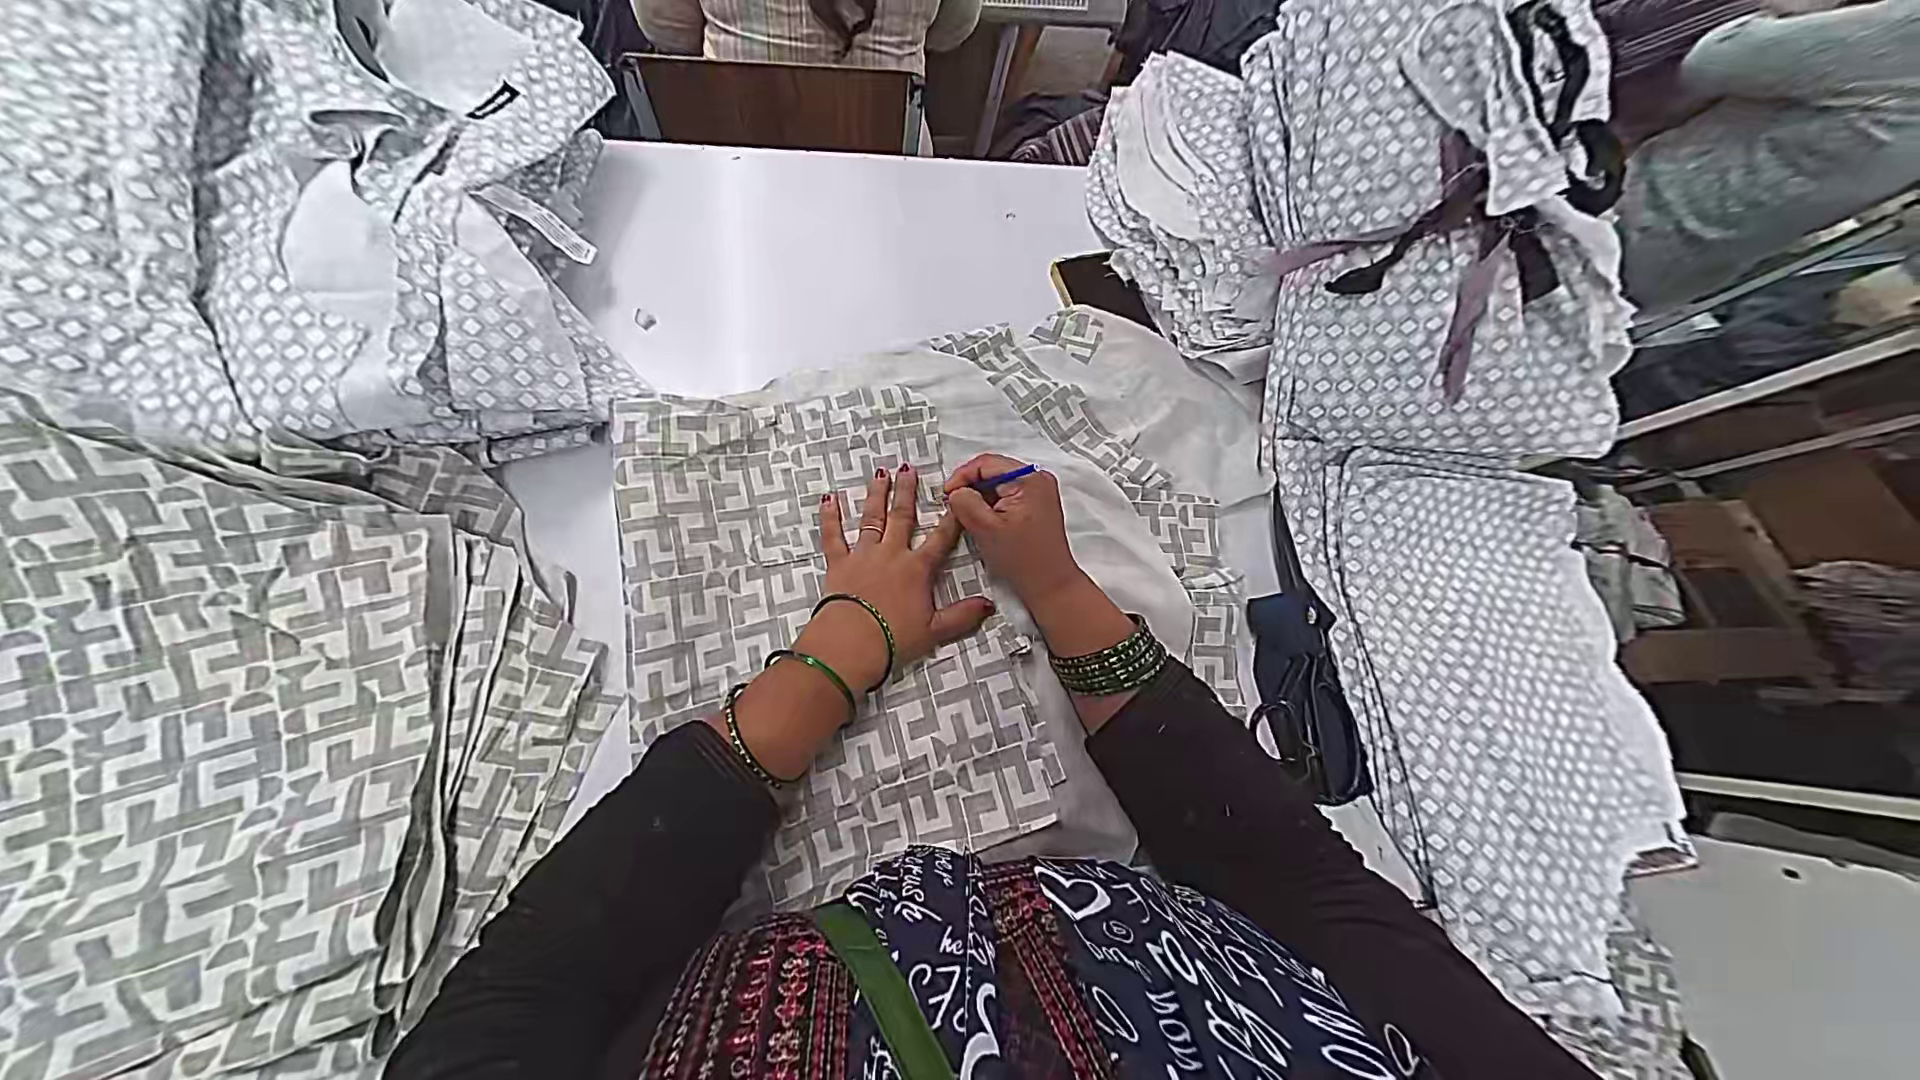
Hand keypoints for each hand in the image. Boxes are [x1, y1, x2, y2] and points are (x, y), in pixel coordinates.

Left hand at [803, 464, 995, 689]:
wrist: (852, 643)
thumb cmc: (893, 639)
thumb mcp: (935, 630)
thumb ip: (962, 616)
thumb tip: (988, 606)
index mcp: (917, 569)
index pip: (940, 538)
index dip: (950, 518)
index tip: (955, 499)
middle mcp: (891, 555)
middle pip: (902, 517)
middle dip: (906, 491)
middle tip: (909, 469)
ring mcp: (863, 556)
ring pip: (871, 518)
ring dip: (876, 495)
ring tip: (880, 474)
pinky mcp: (838, 564)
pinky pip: (833, 536)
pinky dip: (830, 517)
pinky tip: (829, 499)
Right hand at [941, 454, 1085, 611]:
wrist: (1049, 583)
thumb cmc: (1025, 560)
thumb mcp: (985, 528)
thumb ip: (965, 502)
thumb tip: (956, 491)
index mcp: (1029, 479)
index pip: (986, 463)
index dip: (961, 476)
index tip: (948, 493)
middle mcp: (1038, 479)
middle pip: (992, 471)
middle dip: (971, 488)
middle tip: (956, 506)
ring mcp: (1039, 491)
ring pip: (998, 483)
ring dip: (981, 498)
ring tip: (972, 518)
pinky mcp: (1037, 503)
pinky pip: (1007, 495)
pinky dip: (992, 505)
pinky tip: (986, 522)